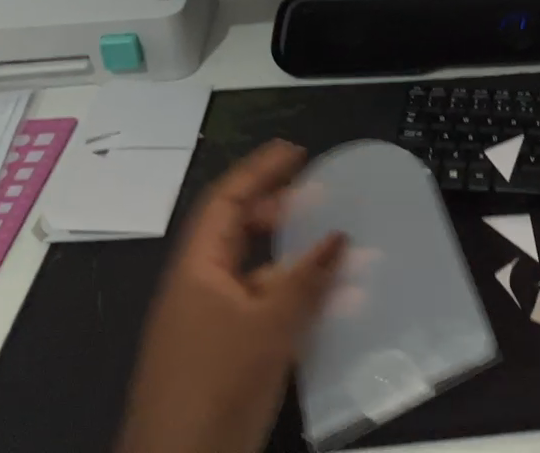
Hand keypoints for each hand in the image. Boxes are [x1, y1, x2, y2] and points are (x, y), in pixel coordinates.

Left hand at [116, 141, 345, 452]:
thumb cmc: (216, 386)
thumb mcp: (268, 327)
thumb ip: (306, 279)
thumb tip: (338, 236)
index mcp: (197, 269)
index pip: (226, 201)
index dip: (259, 171)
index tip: (295, 152)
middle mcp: (200, 288)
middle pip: (238, 233)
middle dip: (279, 211)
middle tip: (319, 199)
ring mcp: (210, 325)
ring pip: (257, 276)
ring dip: (296, 264)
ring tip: (342, 255)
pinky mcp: (224, 357)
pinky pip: (263, 311)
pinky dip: (295, 302)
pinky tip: (332, 309)